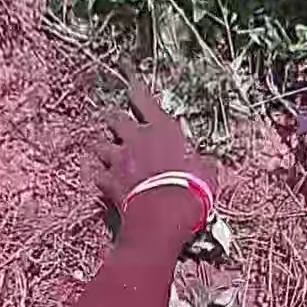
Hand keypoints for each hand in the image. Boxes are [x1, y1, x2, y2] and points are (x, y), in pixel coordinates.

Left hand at [93, 66, 215, 238]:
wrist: (164, 215)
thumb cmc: (190, 190)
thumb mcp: (206, 173)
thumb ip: (202, 163)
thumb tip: (208, 165)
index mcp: (161, 129)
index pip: (142, 99)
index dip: (136, 93)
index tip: (133, 91)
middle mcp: (135, 138)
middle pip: (115, 119)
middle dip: (116, 122)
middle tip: (119, 126)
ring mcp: (118, 160)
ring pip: (101, 145)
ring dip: (105, 150)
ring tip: (108, 155)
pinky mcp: (108, 182)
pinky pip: (98, 176)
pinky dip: (101, 178)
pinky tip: (104, 183)